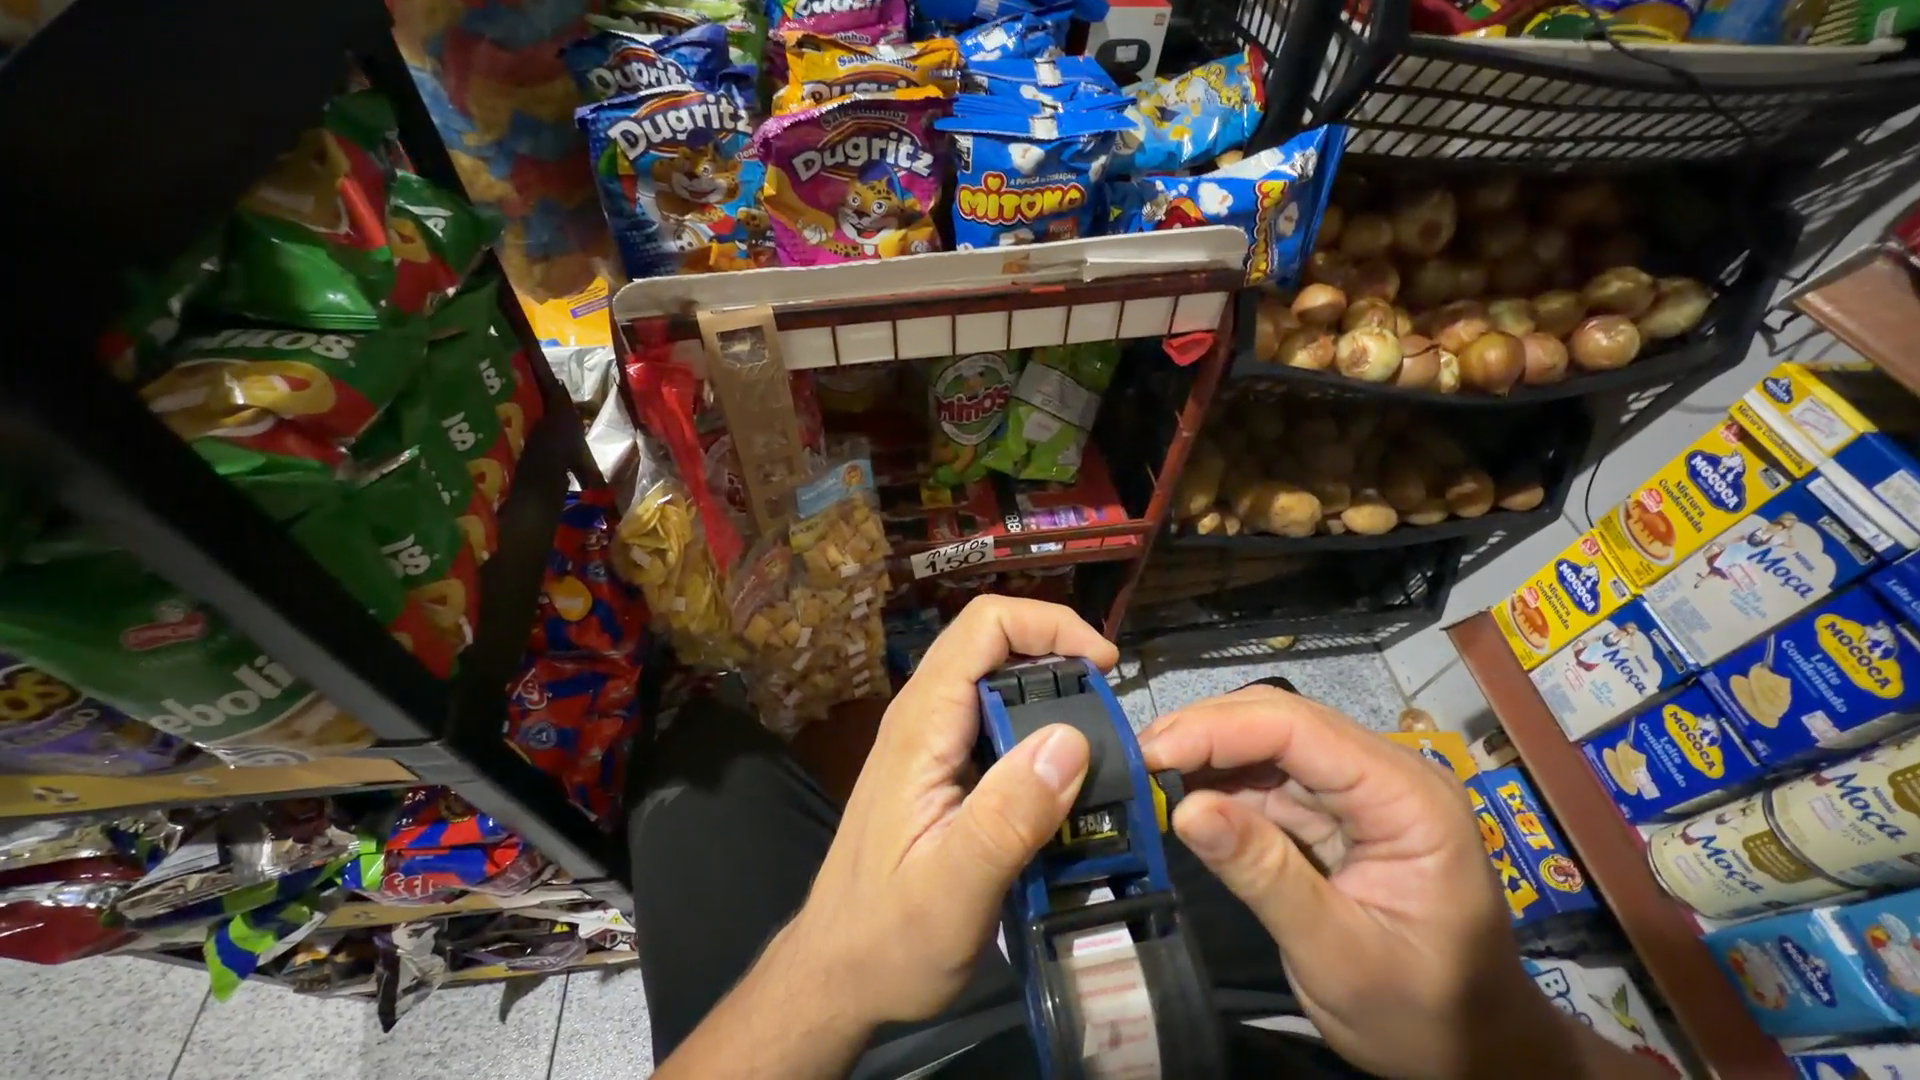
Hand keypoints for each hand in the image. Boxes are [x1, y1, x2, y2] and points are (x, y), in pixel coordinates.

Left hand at [785, 596, 1118, 1027]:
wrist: (838, 975)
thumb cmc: (888, 938)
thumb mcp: (955, 889)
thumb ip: (1008, 816)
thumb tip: (1071, 740)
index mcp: (922, 726)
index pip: (983, 629)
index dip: (1049, 626)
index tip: (1105, 666)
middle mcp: (923, 720)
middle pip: (993, 648)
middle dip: (1060, 662)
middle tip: (1112, 715)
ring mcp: (929, 746)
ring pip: (996, 687)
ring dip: (1053, 702)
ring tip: (1102, 749)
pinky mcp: (940, 773)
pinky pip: (996, 729)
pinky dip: (1038, 737)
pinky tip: (1066, 782)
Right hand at [1140, 686, 1554, 1079]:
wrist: (1475, 1052)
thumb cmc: (1422, 1014)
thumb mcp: (1338, 955)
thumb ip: (1265, 876)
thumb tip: (1185, 810)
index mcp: (1406, 797)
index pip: (1300, 729)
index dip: (1217, 729)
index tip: (1149, 752)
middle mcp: (1385, 774)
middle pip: (1281, 720)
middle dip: (1204, 731)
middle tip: (1136, 759)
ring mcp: (1359, 789)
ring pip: (1268, 740)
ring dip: (1206, 751)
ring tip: (1147, 772)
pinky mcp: (1335, 810)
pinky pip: (1268, 777)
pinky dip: (1219, 780)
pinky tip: (1181, 792)